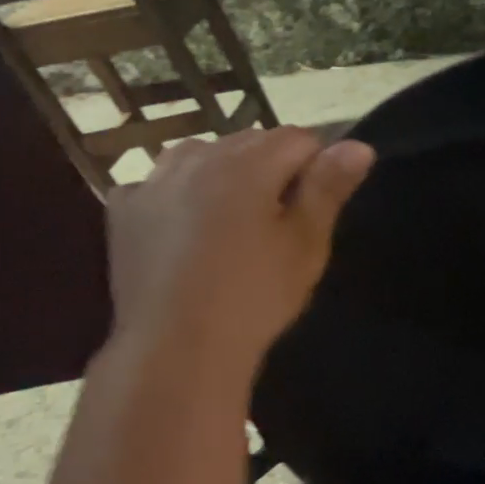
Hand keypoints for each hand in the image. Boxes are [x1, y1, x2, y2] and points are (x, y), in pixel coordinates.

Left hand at [104, 128, 375, 379]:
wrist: (179, 345)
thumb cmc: (256, 297)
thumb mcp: (306, 246)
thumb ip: (329, 189)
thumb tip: (359, 145)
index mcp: (246, 164)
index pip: (298, 139)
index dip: (317, 169)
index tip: (318, 211)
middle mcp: (194, 155)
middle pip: (249, 144)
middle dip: (272, 173)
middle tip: (282, 229)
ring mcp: (152, 178)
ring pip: (203, 159)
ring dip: (227, 181)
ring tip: (238, 232)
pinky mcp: (125, 206)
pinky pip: (165, 186)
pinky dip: (184, 200)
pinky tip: (193, 240)